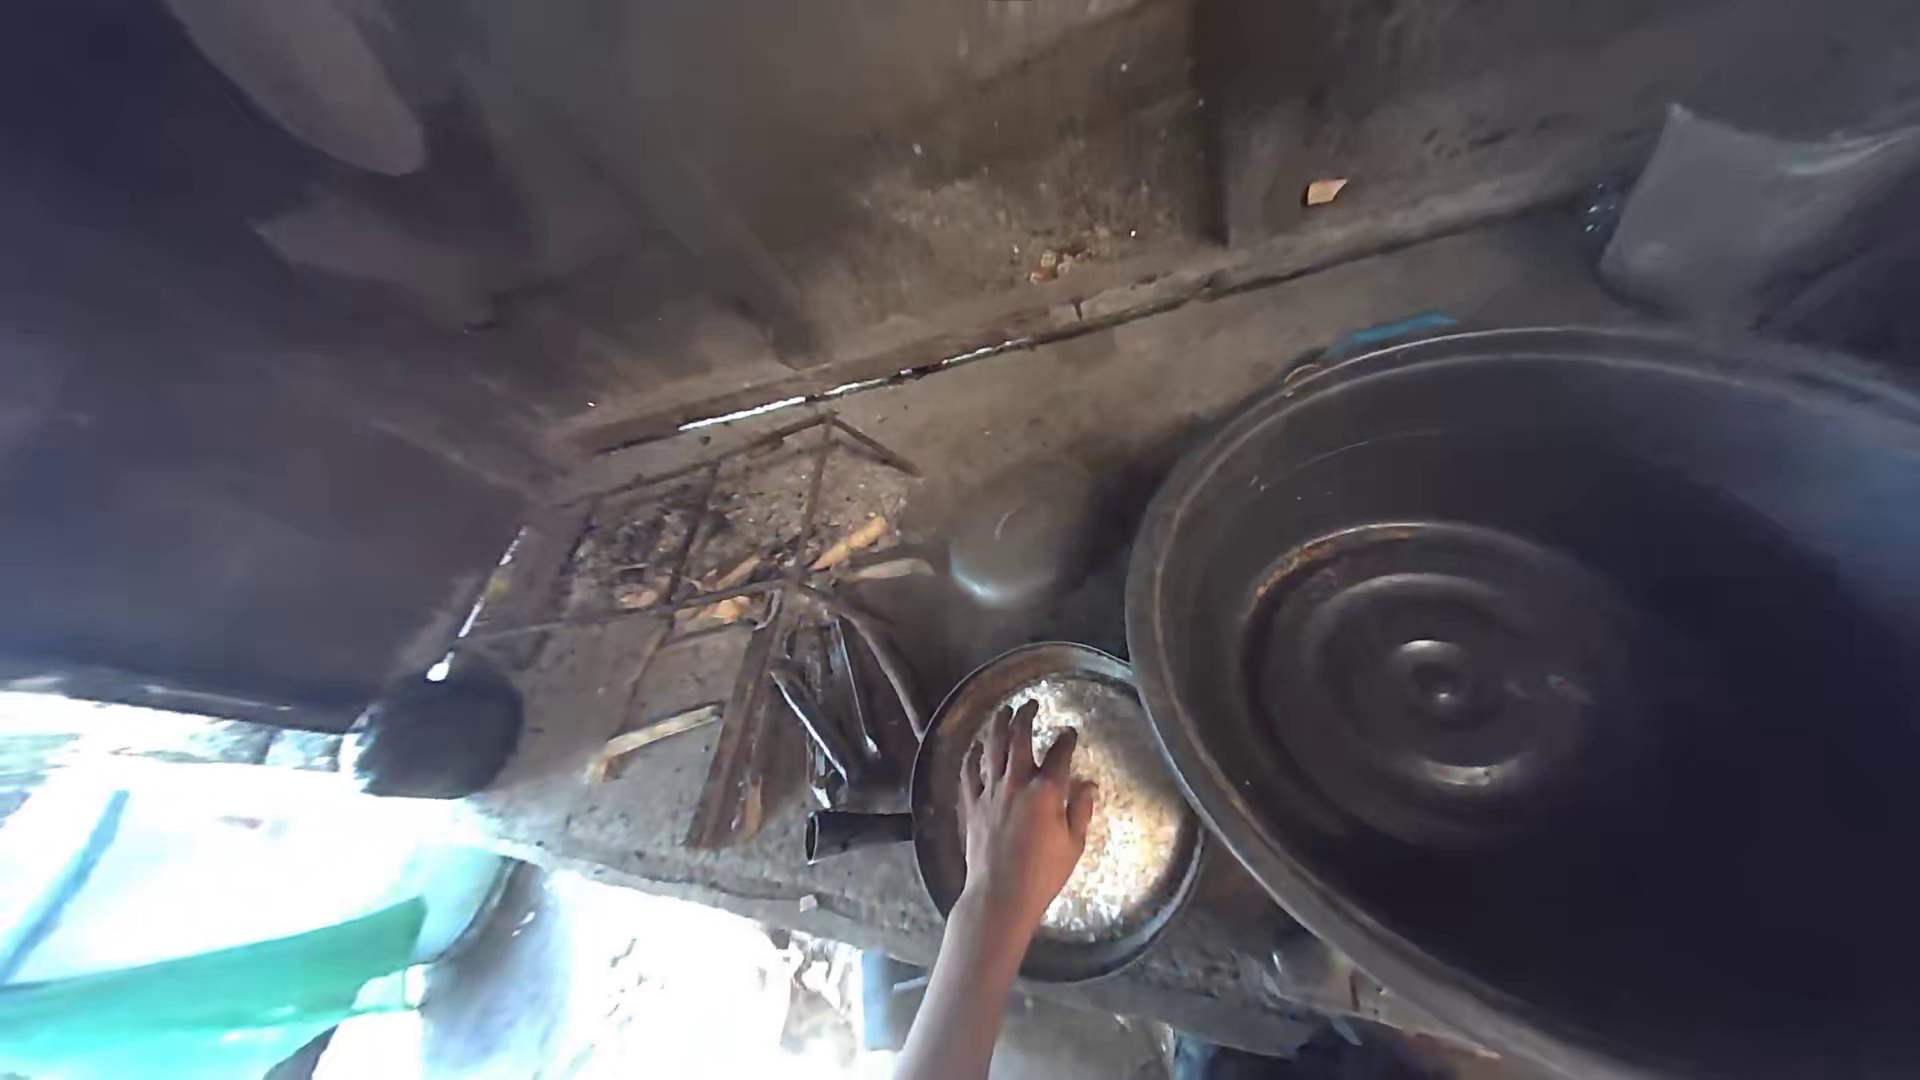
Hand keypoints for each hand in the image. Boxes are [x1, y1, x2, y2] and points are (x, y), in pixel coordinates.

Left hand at [958, 700, 1098, 938]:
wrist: (1000, 896)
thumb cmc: (1042, 874)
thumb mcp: (1073, 845)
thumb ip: (1081, 810)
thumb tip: (1089, 785)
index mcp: (1045, 792)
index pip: (1059, 754)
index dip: (1066, 739)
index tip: (1069, 732)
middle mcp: (1017, 782)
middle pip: (1020, 738)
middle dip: (1026, 716)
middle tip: (1030, 704)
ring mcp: (991, 791)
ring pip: (993, 747)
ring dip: (999, 724)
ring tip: (1004, 711)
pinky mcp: (972, 803)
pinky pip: (970, 772)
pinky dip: (973, 756)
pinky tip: (976, 747)